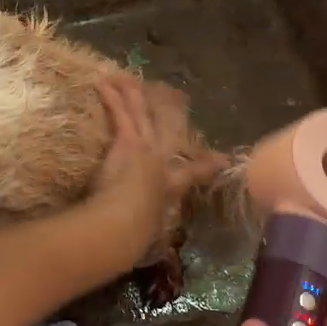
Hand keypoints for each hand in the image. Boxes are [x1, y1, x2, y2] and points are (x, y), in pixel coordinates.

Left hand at [91, 74, 226, 254]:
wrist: (122, 226)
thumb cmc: (134, 235)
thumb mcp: (148, 235)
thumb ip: (147, 237)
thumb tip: (139, 249)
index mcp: (171, 188)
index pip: (193, 174)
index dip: (208, 165)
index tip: (222, 158)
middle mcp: (162, 164)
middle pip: (169, 130)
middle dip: (169, 110)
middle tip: (172, 93)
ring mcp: (146, 149)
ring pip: (142, 114)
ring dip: (133, 94)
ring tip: (125, 76)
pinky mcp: (128, 142)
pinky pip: (121, 113)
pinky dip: (113, 96)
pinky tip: (104, 81)